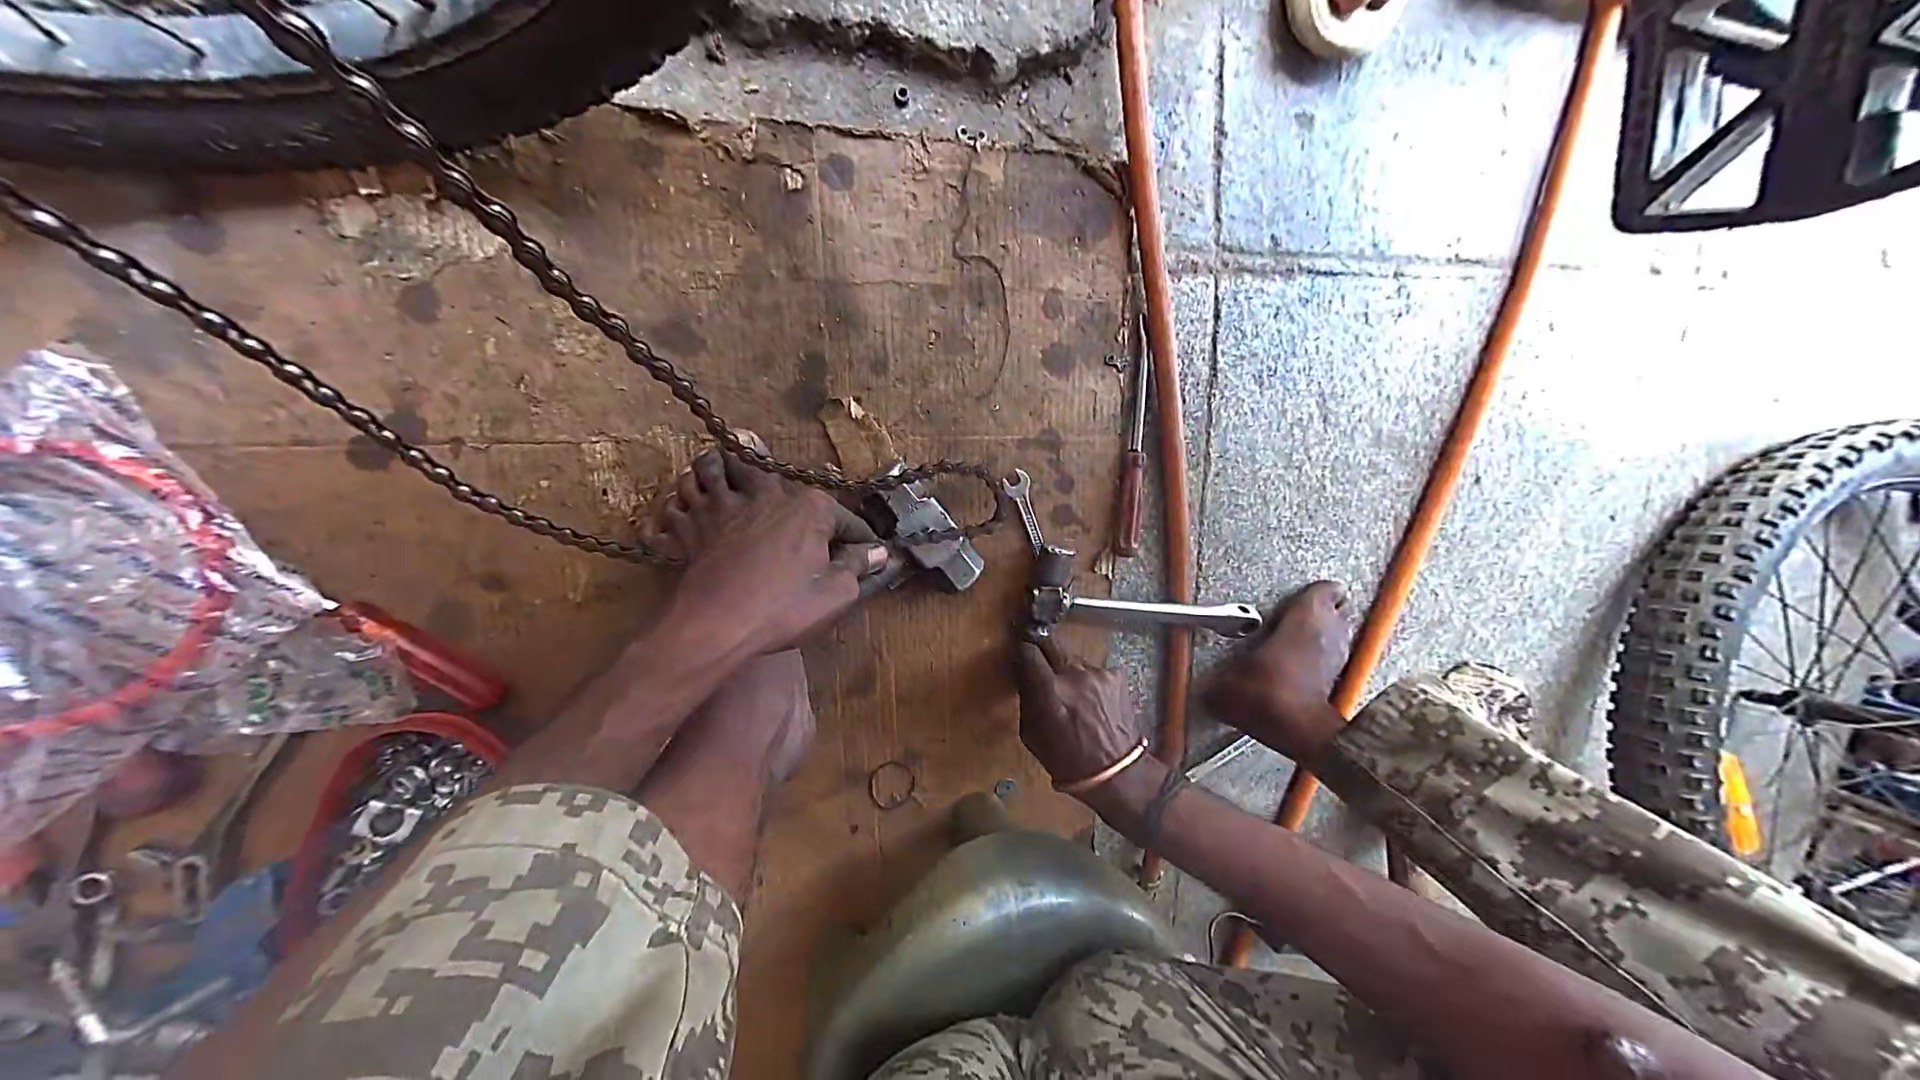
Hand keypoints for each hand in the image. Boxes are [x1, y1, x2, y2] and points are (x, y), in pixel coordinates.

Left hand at [653, 447, 888, 657]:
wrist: (717, 627)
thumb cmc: (781, 609)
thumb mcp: (836, 593)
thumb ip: (859, 567)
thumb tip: (877, 554)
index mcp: (809, 508)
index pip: (844, 517)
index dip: (860, 537)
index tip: (867, 552)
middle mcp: (766, 495)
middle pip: (763, 466)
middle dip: (769, 468)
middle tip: (773, 474)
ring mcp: (724, 507)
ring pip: (712, 468)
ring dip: (716, 468)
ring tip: (721, 470)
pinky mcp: (693, 528)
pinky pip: (679, 502)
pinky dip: (681, 500)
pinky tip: (687, 505)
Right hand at [1012, 639, 1142, 789]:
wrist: (1116, 771)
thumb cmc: (1067, 759)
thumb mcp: (1031, 734)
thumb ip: (1026, 698)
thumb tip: (1024, 673)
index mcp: (1051, 692)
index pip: (1029, 651)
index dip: (1023, 652)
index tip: (1021, 655)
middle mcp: (1075, 676)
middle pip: (1052, 643)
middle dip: (1044, 652)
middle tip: (1043, 666)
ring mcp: (1099, 673)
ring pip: (1074, 658)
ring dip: (1068, 670)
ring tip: (1073, 695)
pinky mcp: (1117, 675)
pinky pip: (1094, 670)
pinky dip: (1090, 680)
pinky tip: (1093, 701)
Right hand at [1201, 581, 1350, 761]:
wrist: (1296, 730)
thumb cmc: (1269, 691)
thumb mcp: (1228, 680)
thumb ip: (1216, 680)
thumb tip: (1204, 688)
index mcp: (1305, 616)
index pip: (1325, 589)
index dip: (1316, 590)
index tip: (1304, 591)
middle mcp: (1329, 633)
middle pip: (1340, 610)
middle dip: (1325, 610)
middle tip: (1302, 612)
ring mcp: (1338, 659)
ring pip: (1340, 637)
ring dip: (1325, 637)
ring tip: (1300, 641)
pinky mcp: (1339, 683)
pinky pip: (1334, 663)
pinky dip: (1322, 662)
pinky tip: (1301, 671)